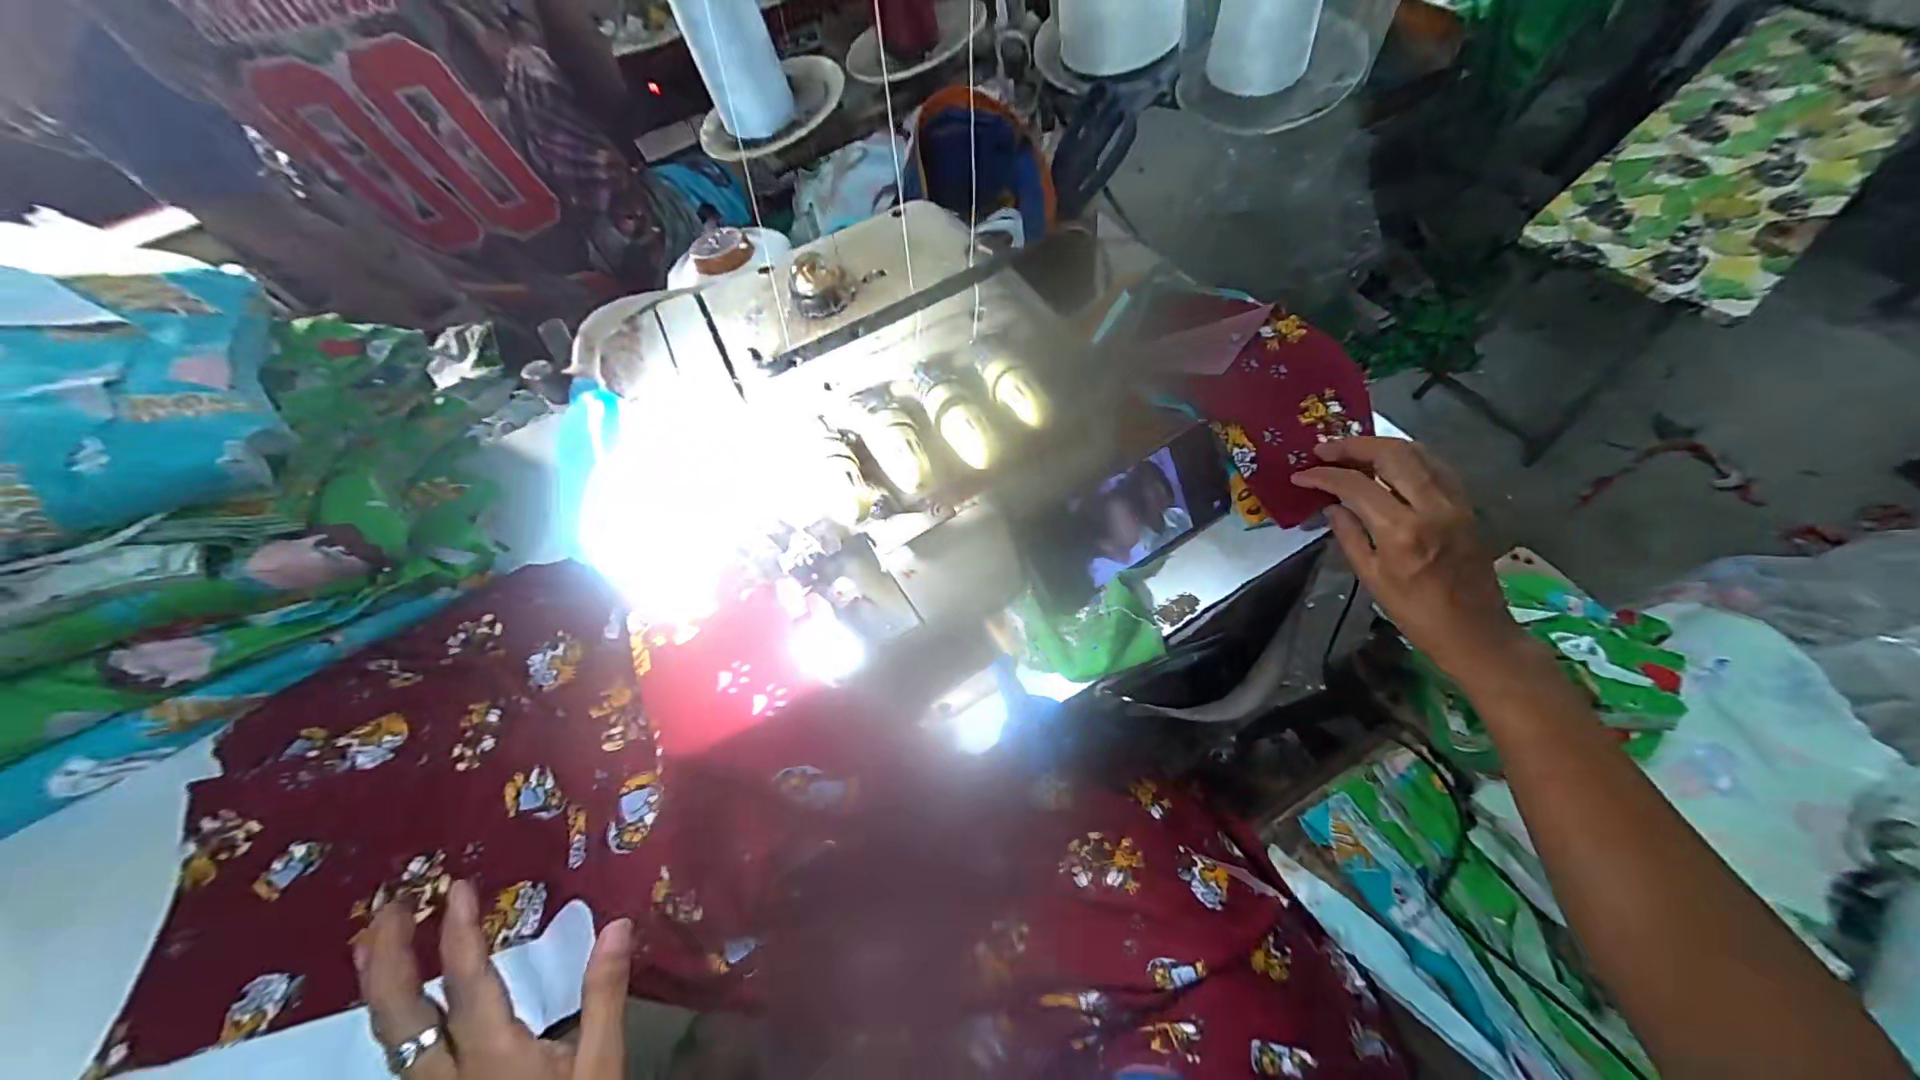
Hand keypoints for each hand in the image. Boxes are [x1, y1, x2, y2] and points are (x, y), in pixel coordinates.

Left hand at [353, 879, 632, 1079]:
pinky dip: (391, 1012)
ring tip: (375, 938)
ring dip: (377, 981)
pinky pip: (395, 1052)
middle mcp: (445, 1075)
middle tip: (392, 902)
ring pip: (385, 1036)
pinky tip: (399, 998)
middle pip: (398, 1013)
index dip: (457, 930)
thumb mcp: (601, 1066)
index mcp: (493, 1056)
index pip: (467, 982)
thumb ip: (606, 994)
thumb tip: (617, 924)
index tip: (457, 886)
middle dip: (388, 955)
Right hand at [1292, 437, 1526, 679]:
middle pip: (1392, 454)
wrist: (1475, 632)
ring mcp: (1454, 503)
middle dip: (1353, 446)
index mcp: (1401, 531)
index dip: (1324, 475)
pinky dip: (1409, 457)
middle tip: (1324, 450)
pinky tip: (1390, 464)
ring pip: (1418, 453)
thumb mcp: (1371, 577)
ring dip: (1381, 445)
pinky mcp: (1467, 506)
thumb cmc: (1414, 613)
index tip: (1301, 475)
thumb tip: (1332, 505)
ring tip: (1353, 452)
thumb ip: (1349, 535)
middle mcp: (1431, 508)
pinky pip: (1436, 467)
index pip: (1356, 486)